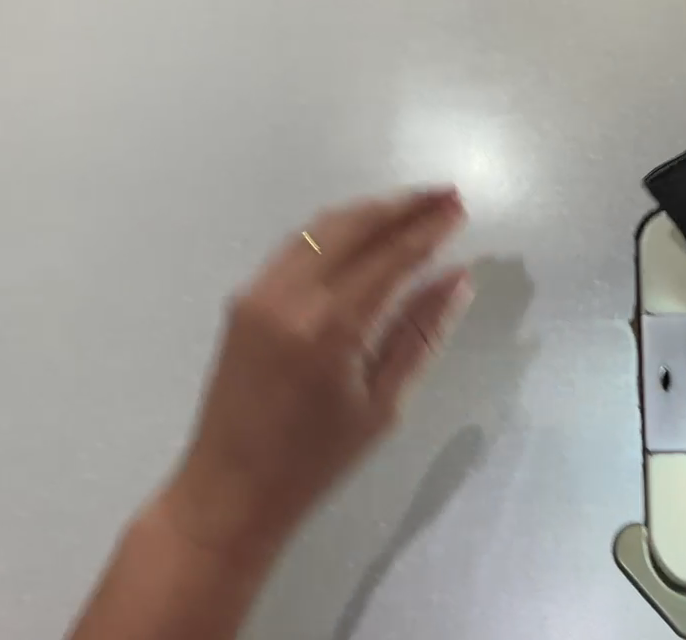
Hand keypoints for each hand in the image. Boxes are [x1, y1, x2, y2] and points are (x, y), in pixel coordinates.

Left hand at [159, 188, 472, 563]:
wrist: (226, 492)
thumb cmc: (316, 460)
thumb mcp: (385, 404)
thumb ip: (422, 332)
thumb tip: (459, 277)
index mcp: (331, 328)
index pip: (392, 257)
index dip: (430, 228)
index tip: (459, 209)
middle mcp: (291, 296)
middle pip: (356, 225)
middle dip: (405, 204)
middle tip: (446, 194)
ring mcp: (260, 290)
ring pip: (324, 226)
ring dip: (372, 209)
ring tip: (414, 204)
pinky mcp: (244, 296)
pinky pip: (299, 243)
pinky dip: (338, 227)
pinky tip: (365, 229)